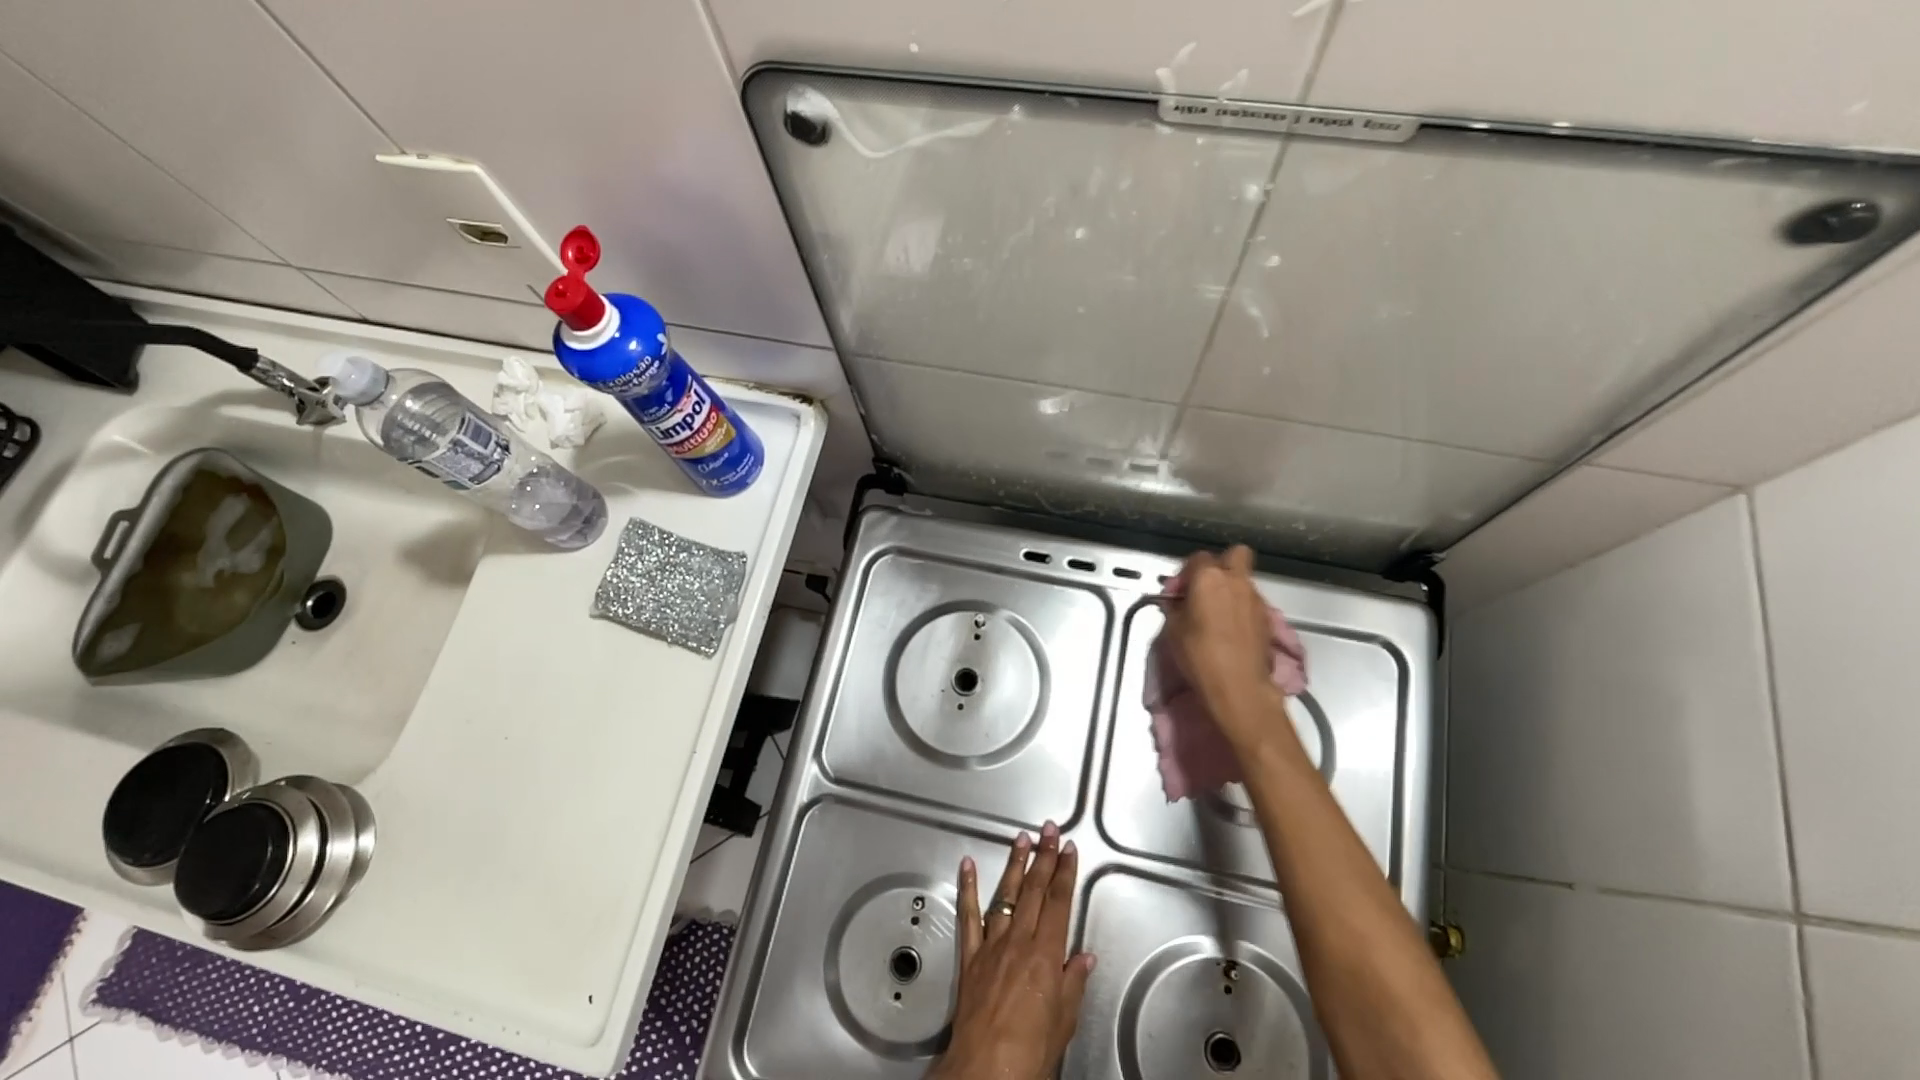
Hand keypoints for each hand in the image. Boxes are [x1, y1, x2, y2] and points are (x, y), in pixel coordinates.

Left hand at [929, 824, 1095, 1079]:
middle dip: (1044, 857)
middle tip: (1049, 830)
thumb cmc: (1031, 1049)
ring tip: (1021, 839)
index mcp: (1046, 955)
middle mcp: (1019, 943)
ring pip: (1006, 896)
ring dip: (1015, 866)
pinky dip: (969, 889)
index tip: (1069, 850)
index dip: (1065, 873)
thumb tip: (1083, 957)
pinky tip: (968, 866)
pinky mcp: (971, 958)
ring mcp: (992, 947)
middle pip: (1035, 891)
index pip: (1059, 903)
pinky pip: (969, 917)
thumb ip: (1073, 982)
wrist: (987, 1068)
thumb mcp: (1064, 1019)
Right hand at [1162, 546, 1288, 747]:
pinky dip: (1241, 607)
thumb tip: (1177, 602)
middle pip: (1234, 554)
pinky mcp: (1267, 617)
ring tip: (1216, 613)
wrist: (1238, 686)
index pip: (1197, 558)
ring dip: (1231, 588)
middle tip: (1206, 587)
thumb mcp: (1173, 630)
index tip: (1179, 591)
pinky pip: (1252, 601)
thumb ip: (1174, 607)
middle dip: (1221, 564)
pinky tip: (1230, 628)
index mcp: (1208, 577)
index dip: (1186, 573)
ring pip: (1244, 579)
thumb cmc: (1200, 655)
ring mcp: (1256, 598)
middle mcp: (1236, 580)